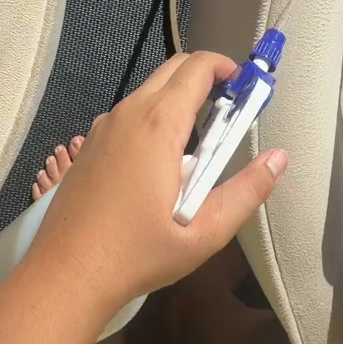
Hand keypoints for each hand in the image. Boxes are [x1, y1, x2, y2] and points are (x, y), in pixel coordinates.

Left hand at [24, 51, 289, 315]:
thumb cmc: (136, 253)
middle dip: (206, 78)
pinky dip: (154, 117)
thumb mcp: (204, 232)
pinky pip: (130, 112)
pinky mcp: (90, 143)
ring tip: (196, 146)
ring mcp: (105, 124)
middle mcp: (131, 111)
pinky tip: (158, 164)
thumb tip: (279, 158)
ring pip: (151, 89)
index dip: (227, 68)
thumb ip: (247, 191)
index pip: (199, 67)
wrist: (63, 277)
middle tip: (227, 112)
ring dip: (179, 99)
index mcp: (160, 122)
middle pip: (175, 67)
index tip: (245, 88)